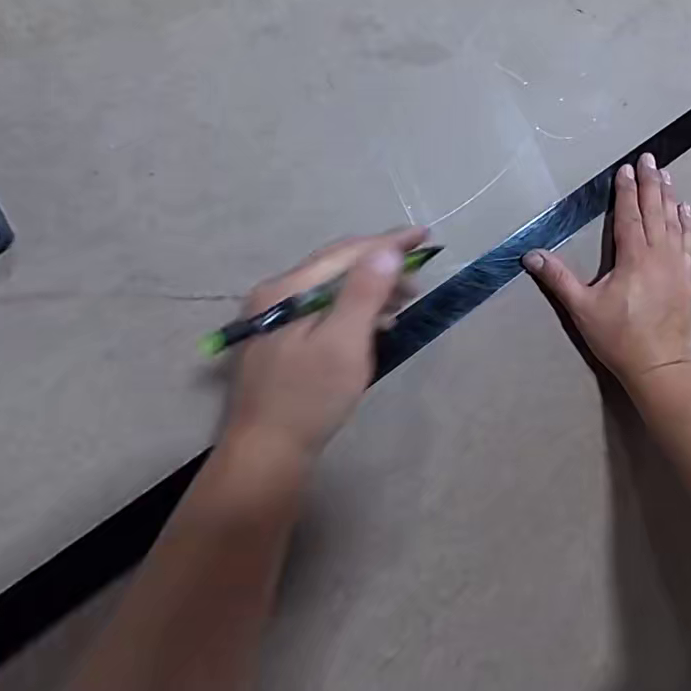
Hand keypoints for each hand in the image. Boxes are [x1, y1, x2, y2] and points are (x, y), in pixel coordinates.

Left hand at [220, 226, 427, 463]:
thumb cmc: (309, 398)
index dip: (389, 242)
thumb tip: (388, 250)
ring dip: (372, 286)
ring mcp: (274, 316)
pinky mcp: (281, 337)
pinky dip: (356, 306)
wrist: (265, 455)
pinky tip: (376, 321)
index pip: (346, 253)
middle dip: (382, 263)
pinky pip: (325, 305)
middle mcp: (275, 294)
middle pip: (338, 264)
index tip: (425, 235)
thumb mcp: (344, 343)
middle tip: (420, 275)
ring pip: (333, 285)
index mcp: (286, 289)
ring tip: (405, 299)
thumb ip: (364, 292)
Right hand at [522, 152, 690, 389]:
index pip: (629, 215)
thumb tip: (531, 256)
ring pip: (674, 222)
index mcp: (633, 257)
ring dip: (669, 196)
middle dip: (650, 183)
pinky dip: (687, 223)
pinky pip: (688, 242)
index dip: (626, 190)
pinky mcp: (687, 277)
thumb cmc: (619, 338)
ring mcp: (676, 265)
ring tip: (667, 175)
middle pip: (654, 210)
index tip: (626, 169)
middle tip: (650, 158)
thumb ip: (559, 279)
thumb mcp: (582, 309)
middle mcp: (658, 254)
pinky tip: (686, 210)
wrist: (660, 366)